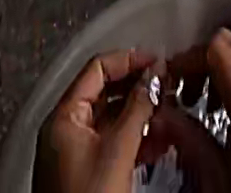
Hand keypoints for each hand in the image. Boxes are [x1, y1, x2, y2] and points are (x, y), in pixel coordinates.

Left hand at [37, 50, 161, 192]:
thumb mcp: (118, 148)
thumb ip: (139, 105)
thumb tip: (154, 74)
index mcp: (64, 118)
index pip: (99, 67)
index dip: (131, 60)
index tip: (157, 63)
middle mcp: (66, 130)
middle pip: (108, 90)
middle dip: (140, 88)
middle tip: (165, 86)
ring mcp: (75, 151)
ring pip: (114, 115)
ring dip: (143, 113)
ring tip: (166, 115)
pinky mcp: (87, 170)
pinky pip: (115, 138)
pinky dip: (137, 135)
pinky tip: (156, 142)